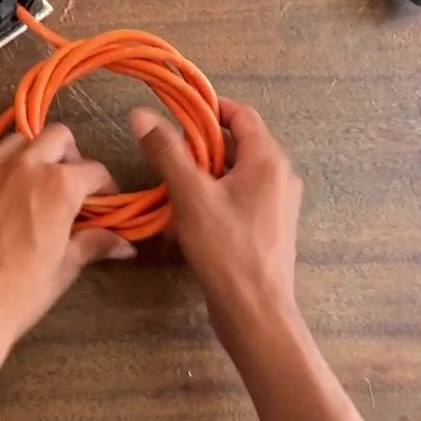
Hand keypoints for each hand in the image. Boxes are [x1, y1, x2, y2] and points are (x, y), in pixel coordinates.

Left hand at [0, 126, 135, 353]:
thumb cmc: (19, 293)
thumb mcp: (64, 268)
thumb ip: (94, 244)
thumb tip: (126, 244)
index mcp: (59, 185)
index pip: (93, 170)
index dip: (103, 186)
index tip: (101, 202)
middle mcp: (24, 164)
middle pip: (57, 137)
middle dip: (68, 156)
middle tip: (65, 184)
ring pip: (15, 140)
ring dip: (27, 155)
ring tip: (24, 182)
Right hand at [130, 100, 302, 331]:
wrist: (255, 312)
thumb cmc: (226, 247)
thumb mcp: (189, 194)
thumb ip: (166, 151)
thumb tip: (140, 113)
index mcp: (268, 161)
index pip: (241, 114)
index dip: (208, 108)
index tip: (175, 111)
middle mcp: (280, 176)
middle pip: (237, 143)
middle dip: (200, 142)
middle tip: (167, 150)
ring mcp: (277, 203)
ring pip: (236, 170)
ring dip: (204, 169)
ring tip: (172, 180)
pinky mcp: (269, 226)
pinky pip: (239, 194)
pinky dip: (214, 191)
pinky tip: (188, 209)